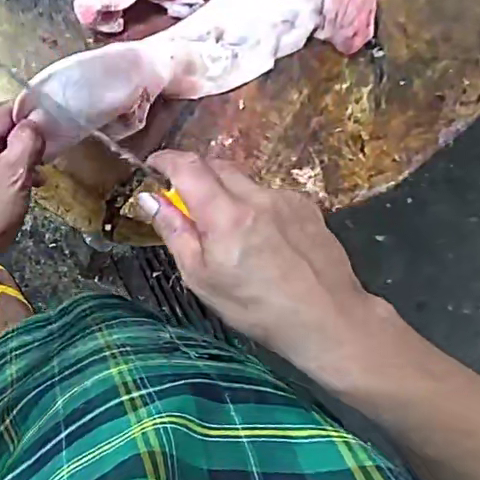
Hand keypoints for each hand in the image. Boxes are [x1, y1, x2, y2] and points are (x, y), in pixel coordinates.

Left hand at [0, 105, 44, 283]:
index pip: (0, 114)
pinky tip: (16, 189)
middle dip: (21, 146)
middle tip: (42, 164)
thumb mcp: (15, 174)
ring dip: (13, 162)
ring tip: (34, 180)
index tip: (51, 133)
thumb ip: (28, 140)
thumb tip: (34, 121)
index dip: (28, 120)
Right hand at [134, 151, 393, 372]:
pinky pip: (266, 193)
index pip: (189, 167)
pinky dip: (250, 203)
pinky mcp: (306, 206)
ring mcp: (285, 199)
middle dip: (192, 175)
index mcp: (226, 216)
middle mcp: (257, 197)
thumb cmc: (254, 306)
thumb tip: (149, 198)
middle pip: (216, 166)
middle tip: (182, 201)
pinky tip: (257, 235)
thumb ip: (174, 231)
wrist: (329, 319)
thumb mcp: (199, 275)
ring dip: (222, 191)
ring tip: (223, 227)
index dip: (165, 160)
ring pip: (242, 180)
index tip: (152, 166)